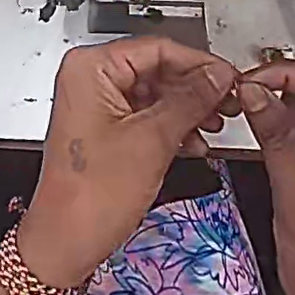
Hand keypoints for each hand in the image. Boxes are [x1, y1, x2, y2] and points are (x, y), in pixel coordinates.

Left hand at [17, 37, 235, 286]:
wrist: (65, 245)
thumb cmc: (93, 194)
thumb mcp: (153, 139)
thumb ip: (192, 99)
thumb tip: (219, 74)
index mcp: (91, 67)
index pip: (158, 49)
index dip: (200, 63)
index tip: (230, 77)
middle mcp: (89, 77)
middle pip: (158, 68)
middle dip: (196, 89)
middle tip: (229, 102)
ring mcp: (96, 102)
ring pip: (155, 92)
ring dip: (189, 109)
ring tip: (215, 123)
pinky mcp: (103, 125)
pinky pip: (145, 112)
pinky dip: (172, 125)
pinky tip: (195, 141)